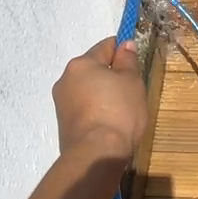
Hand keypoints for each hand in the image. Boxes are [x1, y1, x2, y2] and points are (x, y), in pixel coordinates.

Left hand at [51, 37, 146, 162]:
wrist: (96, 153)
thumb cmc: (118, 111)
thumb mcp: (132, 81)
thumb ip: (128, 61)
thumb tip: (125, 45)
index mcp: (80, 64)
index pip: (105, 47)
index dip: (122, 50)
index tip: (135, 62)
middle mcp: (65, 80)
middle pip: (93, 69)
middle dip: (111, 75)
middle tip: (132, 90)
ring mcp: (62, 104)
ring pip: (88, 90)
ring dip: (103, 94)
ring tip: (122, 111)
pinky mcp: (64, 124)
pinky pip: (84, 108)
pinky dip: (97, 111)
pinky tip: (110, 123)